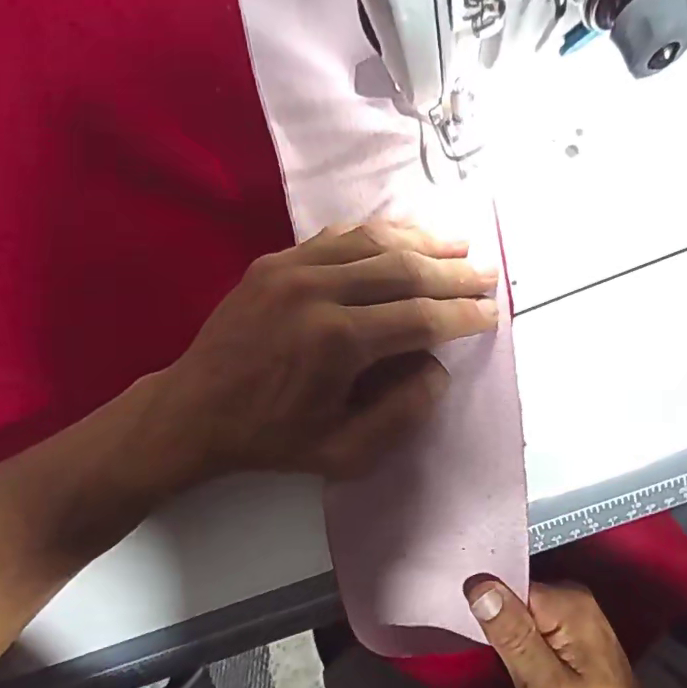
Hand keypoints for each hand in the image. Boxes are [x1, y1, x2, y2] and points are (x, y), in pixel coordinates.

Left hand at [154, 221, 498, 480]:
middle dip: (453, 272)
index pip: (420, 318)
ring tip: (456, 244)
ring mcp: (292, 269)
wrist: (194, 410)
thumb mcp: (342, 453)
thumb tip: (436, 367)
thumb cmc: (270, 437)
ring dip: (421, 242)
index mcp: (338, 341)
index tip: (491, 312)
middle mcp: (319, 292)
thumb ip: (401, 414)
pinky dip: (376, 234)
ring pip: (373, 241)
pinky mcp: (274, 261)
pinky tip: (399, 238)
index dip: (463, 314)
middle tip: (486, 274)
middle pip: (404, 270)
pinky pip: (337, 237)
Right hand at [468, 579, 645, 687]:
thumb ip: (513, 636)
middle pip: (512, 593)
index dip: (483, 607)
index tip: (468, 633)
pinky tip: (513, 657)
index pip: (506, 586)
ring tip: (495, 658)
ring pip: (519, 607)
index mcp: (566, 604)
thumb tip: (479, 585)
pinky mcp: (570, 625)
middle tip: (483, 653)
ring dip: (503, 629)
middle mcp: (571, 595)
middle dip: (492, 619)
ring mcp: (573, 610)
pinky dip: (517, 635)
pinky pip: (530, 618)